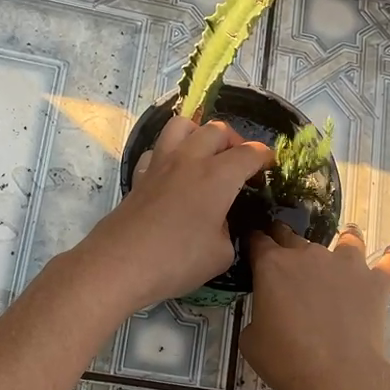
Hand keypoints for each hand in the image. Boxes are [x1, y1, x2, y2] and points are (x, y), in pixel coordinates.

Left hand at [75, 113, 272, 311]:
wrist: (120, 264)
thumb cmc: (177, 261)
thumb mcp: (221, 255)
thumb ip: (229, 231)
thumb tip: (221, 223)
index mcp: (218, 176)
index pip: (249, 153)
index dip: (264, 158)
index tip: (268, 168)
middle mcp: (190, 159)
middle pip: (217, 129)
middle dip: (235, 141)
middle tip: (240, 164)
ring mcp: (161, 164)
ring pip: (183, 125)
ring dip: (200, 133)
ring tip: (206, 156)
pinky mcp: (140, 175)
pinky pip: (159, 149)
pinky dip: (171, 153)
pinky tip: (174, 174)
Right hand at [243, 224, 389, 389]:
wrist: (336, 376)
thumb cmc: (285, 360)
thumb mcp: (250, 339)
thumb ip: (257, 313)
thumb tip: (269, 310)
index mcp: (272, 265)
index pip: (258, 241)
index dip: (254, 242)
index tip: (254, 246)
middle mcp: (308, 255)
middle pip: (293, 235)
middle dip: (285, 238)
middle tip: (285, 249)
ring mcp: (345, 265)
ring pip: (346, 238)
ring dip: (344, 238)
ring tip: (346, 239)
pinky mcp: (375, 281)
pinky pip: (389, 262)